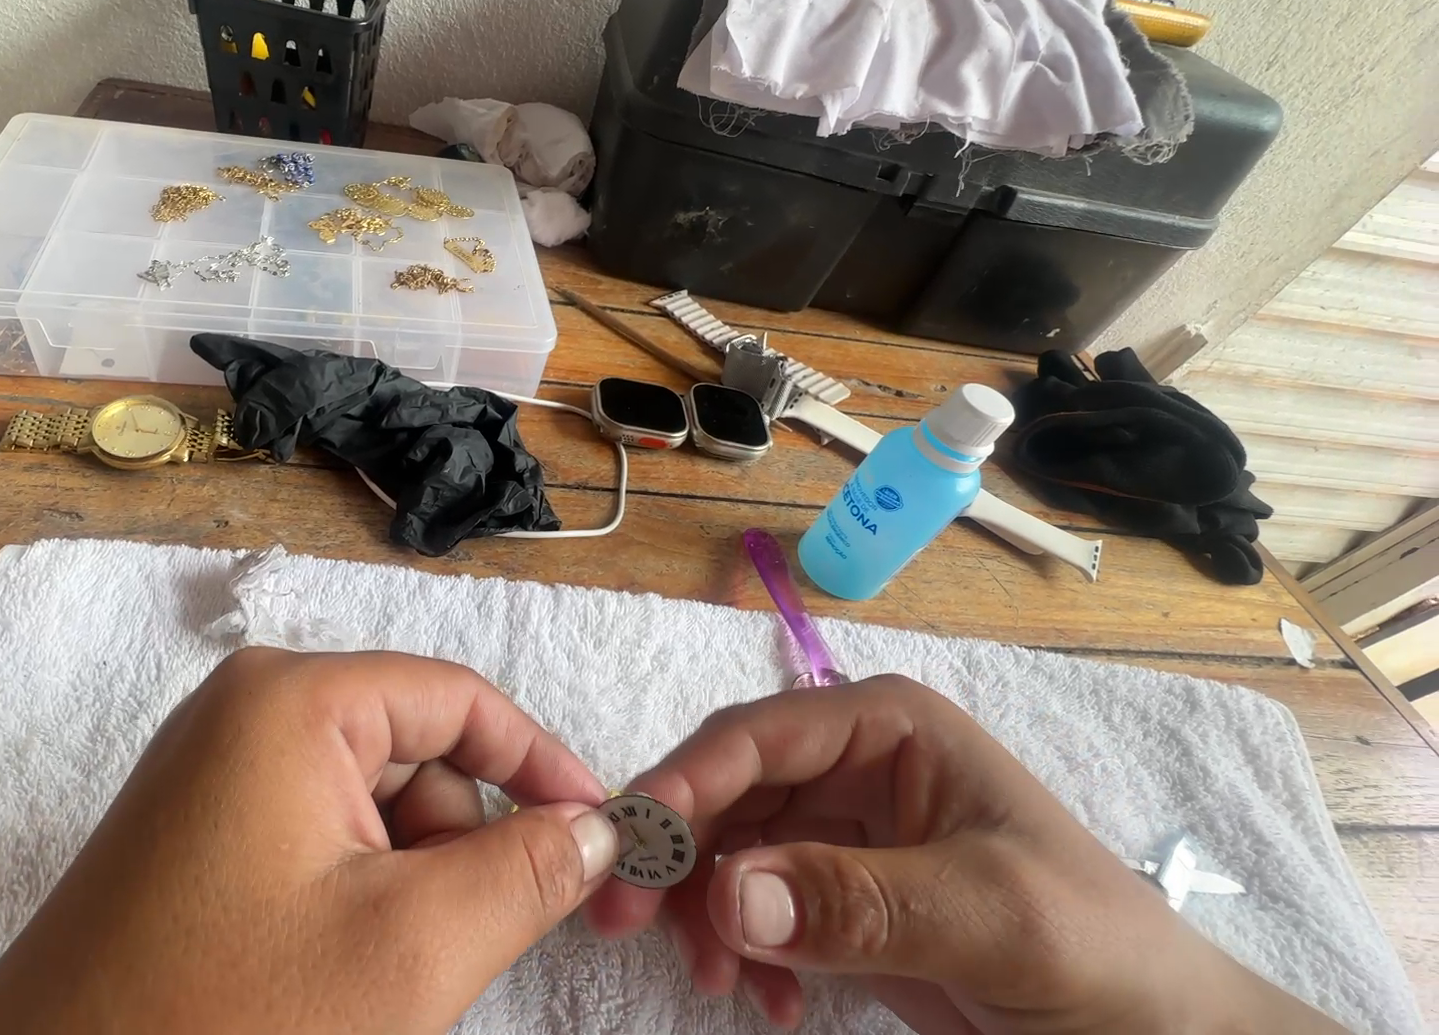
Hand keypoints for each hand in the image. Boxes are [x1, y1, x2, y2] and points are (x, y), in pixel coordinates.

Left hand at [0, 647, 618, 1034]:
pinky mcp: (201, 828)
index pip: (456, 697)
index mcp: (292, 698)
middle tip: (464, 939)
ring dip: (412, 878)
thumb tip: (601, 827)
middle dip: (460, 839)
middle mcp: (249, 709)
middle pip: (414, 751)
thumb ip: (528, 871)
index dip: (539, 758)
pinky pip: (322, 833)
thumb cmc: (231, 1028)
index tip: (601, 826)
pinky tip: (337, 969)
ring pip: (372, 801)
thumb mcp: (411, 949)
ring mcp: (217, 768)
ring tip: (385, 972)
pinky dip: (361, 891)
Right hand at [585, 674, 1348, 1033]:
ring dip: (701, 910)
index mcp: (884, 725)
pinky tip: (766, 1003)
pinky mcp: (827, 888)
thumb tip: (725, 895)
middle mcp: (845, 760)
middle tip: (624, 921)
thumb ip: (861, 903)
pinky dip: (738, 947)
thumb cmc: (1104, 964)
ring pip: (724, 846)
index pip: (757, 736)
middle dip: (676, 854)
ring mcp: (833, 824)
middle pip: (724, 788)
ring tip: (715, 981)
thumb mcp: (996, 925)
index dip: (685, 780)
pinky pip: (748, 900)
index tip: (631, 844)